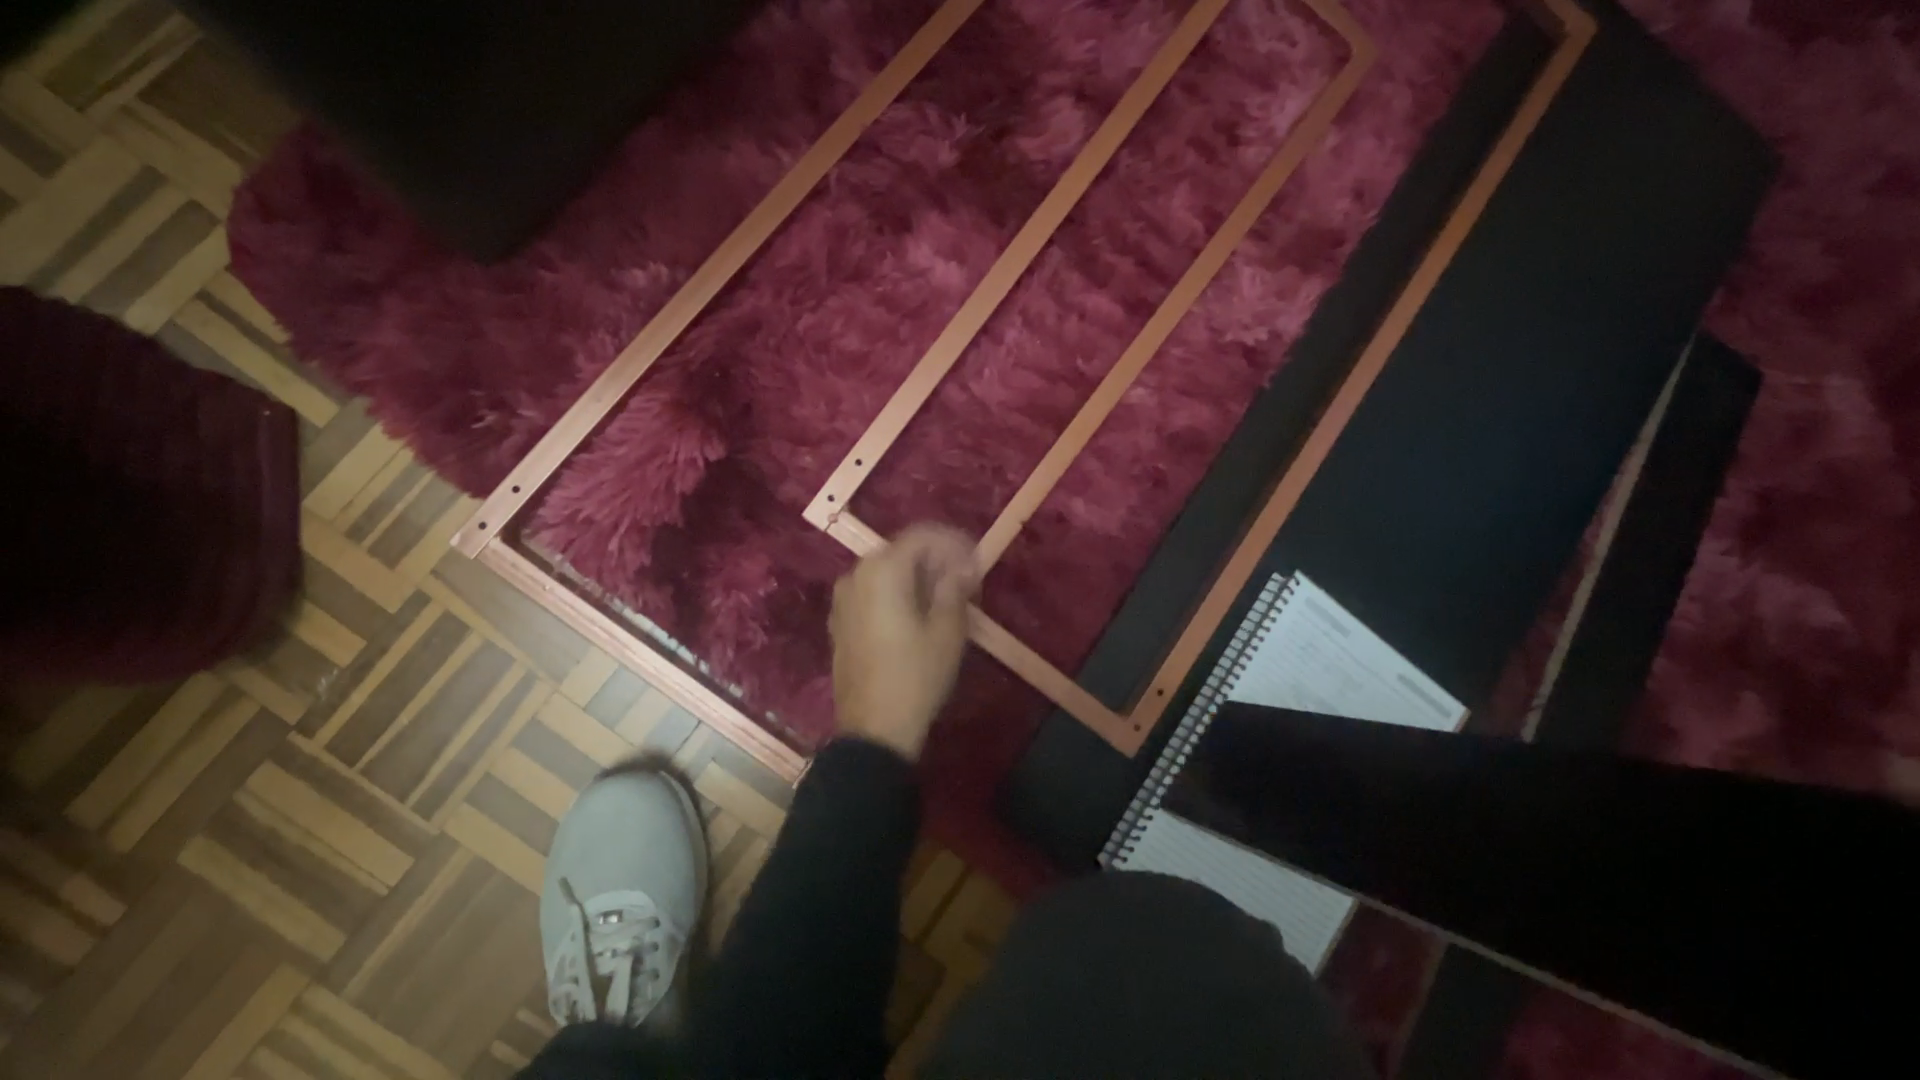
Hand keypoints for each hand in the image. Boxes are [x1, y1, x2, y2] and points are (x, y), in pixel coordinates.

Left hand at [830, 523, 979, 760]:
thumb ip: (954, 588)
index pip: (922, 537)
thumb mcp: (947, 631)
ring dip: (918, 578)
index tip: (978, 560)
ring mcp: (843, 600)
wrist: (873, 730)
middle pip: (902, 552)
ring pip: (887, 573)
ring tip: (948, 600)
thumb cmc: (916, 677)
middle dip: (937, 560)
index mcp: (882, 571)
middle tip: (968, 582)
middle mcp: (855, 576)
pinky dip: (898, 594)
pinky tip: (919, 616)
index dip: (954, 543)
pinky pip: (873, 594)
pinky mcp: (840, 623)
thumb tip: (962, 566)